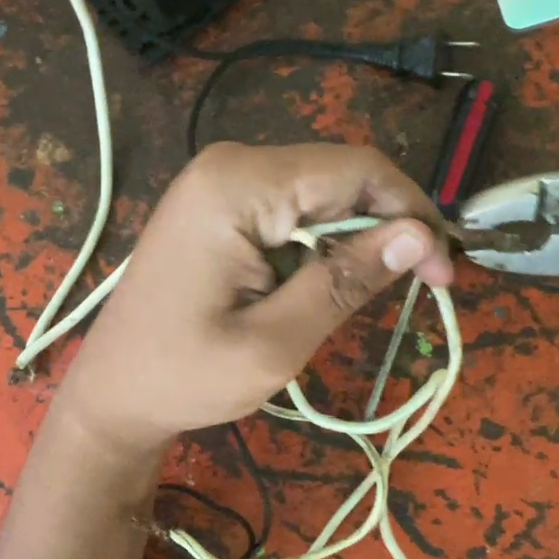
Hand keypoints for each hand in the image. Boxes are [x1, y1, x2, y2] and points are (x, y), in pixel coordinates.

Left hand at [55, 142, 453, 455]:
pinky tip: (330, 284)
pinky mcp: (221, 205)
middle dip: (392, 226)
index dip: (413, 214)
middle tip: (426, 286)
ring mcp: (222, 182)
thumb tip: (420, 235)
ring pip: (323, 193)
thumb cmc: (186, 377)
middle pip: (342, 175)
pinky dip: (325, 245)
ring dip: (360, 239)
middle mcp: (231, 165)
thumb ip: (346, 282)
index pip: (357, 171)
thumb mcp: (275, 341)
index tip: (445, 274)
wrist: (114, 394)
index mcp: (239, 186)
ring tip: (376, 293)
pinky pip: (294, 209)